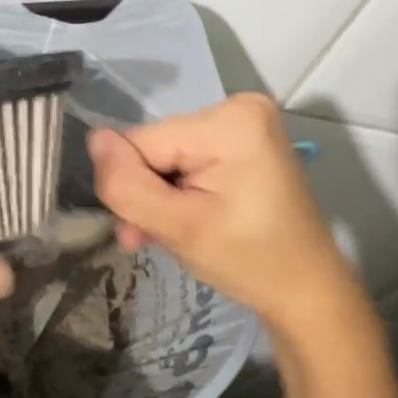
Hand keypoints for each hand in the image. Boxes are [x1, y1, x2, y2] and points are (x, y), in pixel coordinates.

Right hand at [88, 94, 357, 328]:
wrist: (305, 290)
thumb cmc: (248, 261)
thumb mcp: (178, 227)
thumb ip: (128, 186)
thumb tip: (93, 140)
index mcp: (229, 121)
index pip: (140, 143)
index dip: (132, 187)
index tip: (142, 231)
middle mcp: (238, 107)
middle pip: (154, 149)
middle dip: (147, 196)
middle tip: (157, 239)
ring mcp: (243, 124)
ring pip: (165, 159)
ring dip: (159, 200)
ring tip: (173, 236)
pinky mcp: (244, 142)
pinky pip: (187, 162)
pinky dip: (179, 194)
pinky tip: (188, 221)